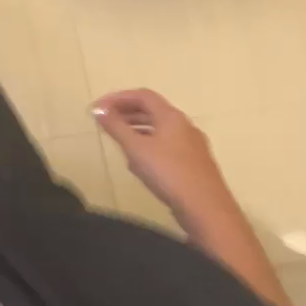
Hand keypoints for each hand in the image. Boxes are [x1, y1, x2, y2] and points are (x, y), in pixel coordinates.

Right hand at [91, 89, 231, 218]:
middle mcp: (185, 126)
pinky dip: (148, 143)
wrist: (207, 210)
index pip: (142, 96)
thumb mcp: (136, 148)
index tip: (98, 108)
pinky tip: (139, 161)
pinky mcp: (194, 162)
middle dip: (126, 112)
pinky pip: (167, 143)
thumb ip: (116, 126)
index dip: (117, 97)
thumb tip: (98, 109)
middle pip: (152, 110)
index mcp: (172, 117)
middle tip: (105, 121)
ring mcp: (192, 145)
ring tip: (117, 138)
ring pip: (160, 128)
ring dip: (136, 128)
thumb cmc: (168, 173)